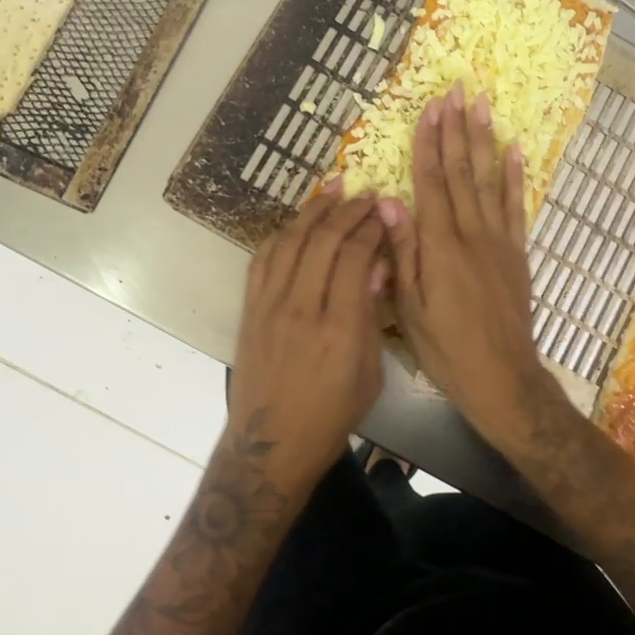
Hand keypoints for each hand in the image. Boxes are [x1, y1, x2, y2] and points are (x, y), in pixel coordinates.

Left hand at [226, 185, 387, 489]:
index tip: (384, 209)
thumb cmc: (331, 417)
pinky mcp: (250, 309)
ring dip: (312, 211)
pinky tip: (295, 223)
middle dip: (348, 210)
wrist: (271, 445)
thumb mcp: (370, 375)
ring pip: (290, 241)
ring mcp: (270, 306)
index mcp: (341, 328)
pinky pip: (262, 259)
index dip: (371, 227)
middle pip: (324, 240)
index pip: (356, 257)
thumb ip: (372, 318)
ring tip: (332, 189)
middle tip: (365, 193)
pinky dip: (280, 234)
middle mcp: (303, 308)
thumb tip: (378, 268)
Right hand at [379, 82, 550, 443]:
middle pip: (462, 171)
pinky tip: (514, 150)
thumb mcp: (409, 306)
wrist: (503, 379)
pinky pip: (515, 206)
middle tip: (456, 90)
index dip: (429, 144)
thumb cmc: (446, 348)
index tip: (429, 109)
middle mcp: (471, 233)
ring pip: (489, 179)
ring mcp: (499, 241)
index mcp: (439, 245)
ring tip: (482, 105)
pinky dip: (514, 176)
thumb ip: (402, 251)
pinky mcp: (516, 253)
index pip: (431, 183)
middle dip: (456, 128)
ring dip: (484, 139)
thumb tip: (389, 202)